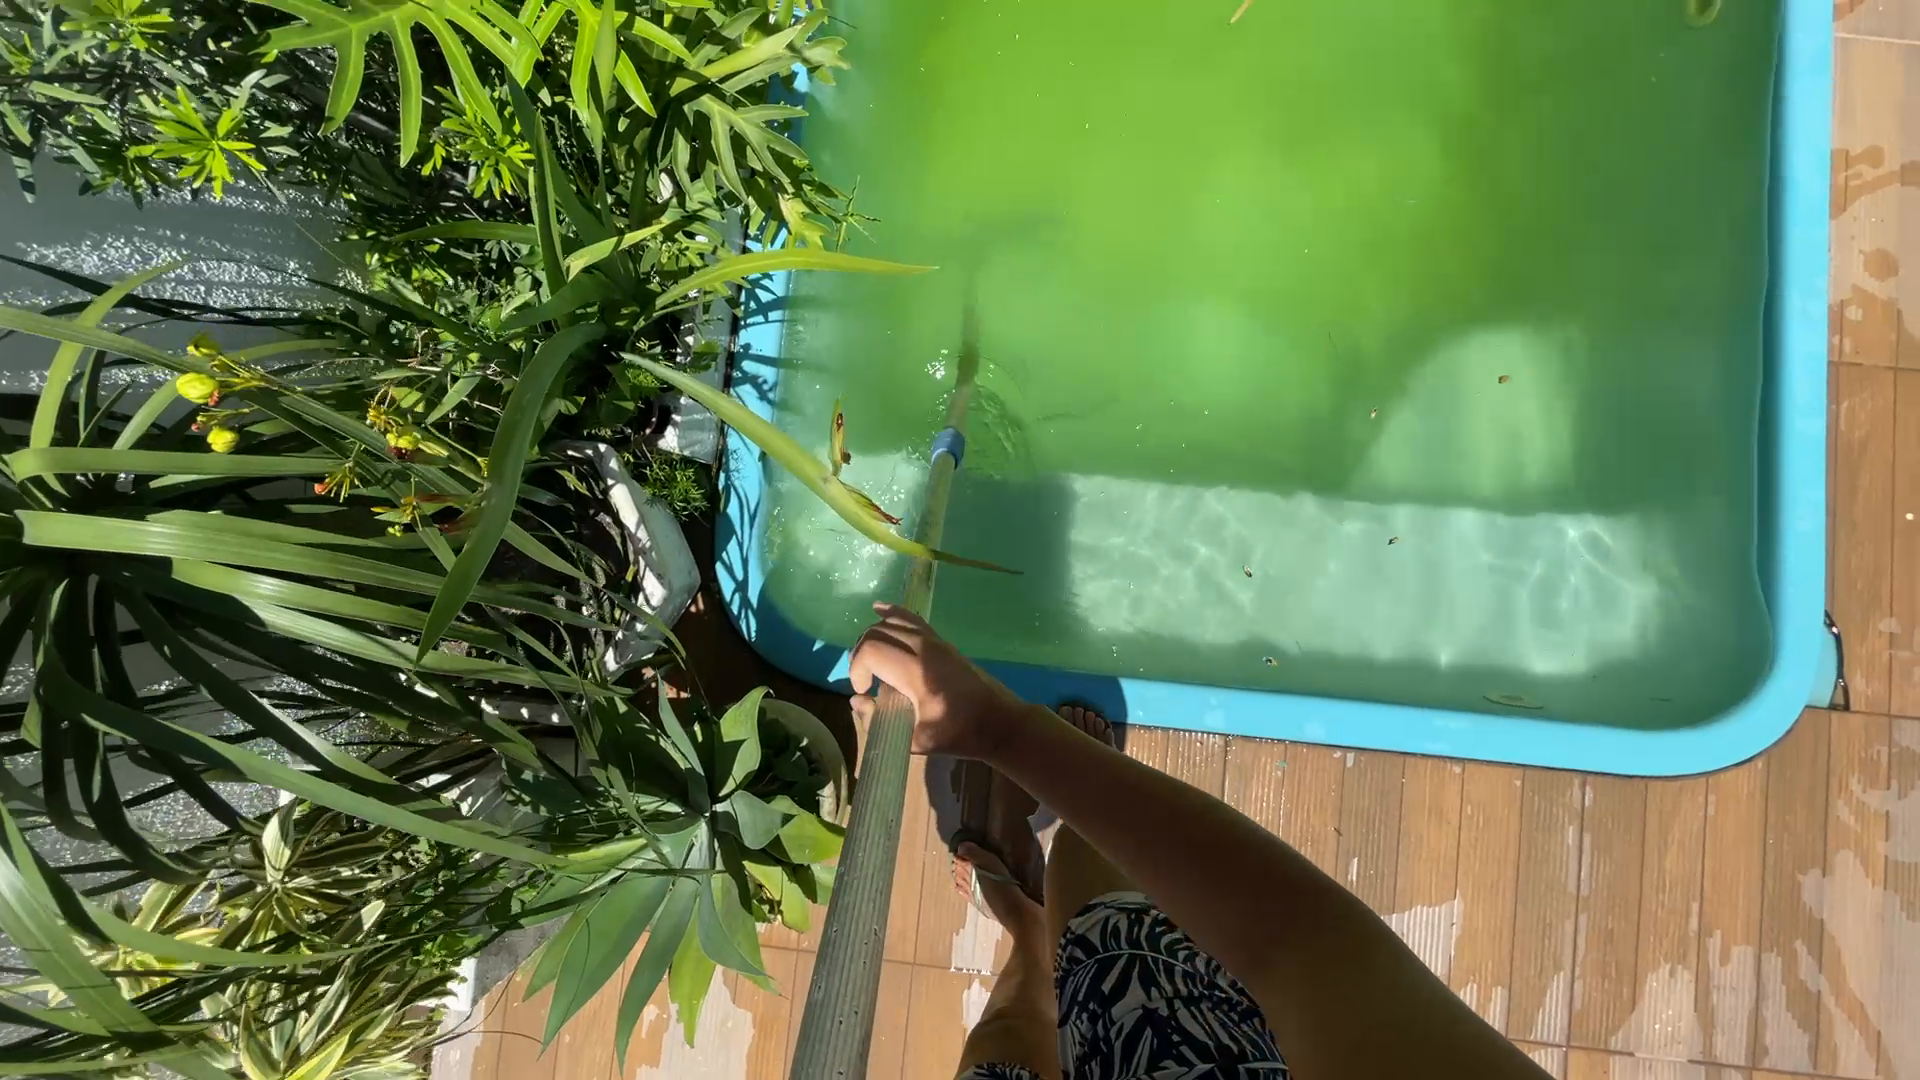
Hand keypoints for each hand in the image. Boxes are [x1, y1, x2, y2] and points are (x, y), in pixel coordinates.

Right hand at [847, 603, 1036, 761]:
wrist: (999, 723)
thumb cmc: (960, 735)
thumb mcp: (916, 741)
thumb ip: (879, 722)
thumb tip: (858, 701)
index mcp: (917, 670)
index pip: (871, 650)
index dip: (856, 668)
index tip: (863, 690)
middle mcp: (924, 647)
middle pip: (877, 632)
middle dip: (860, 653)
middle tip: (865, 681)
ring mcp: (935, 640)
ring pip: (893, 622)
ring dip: (873, 637)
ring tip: (870, 662)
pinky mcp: (942, 641)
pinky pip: (911, 619)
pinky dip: (892, 614)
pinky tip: (879, 609)